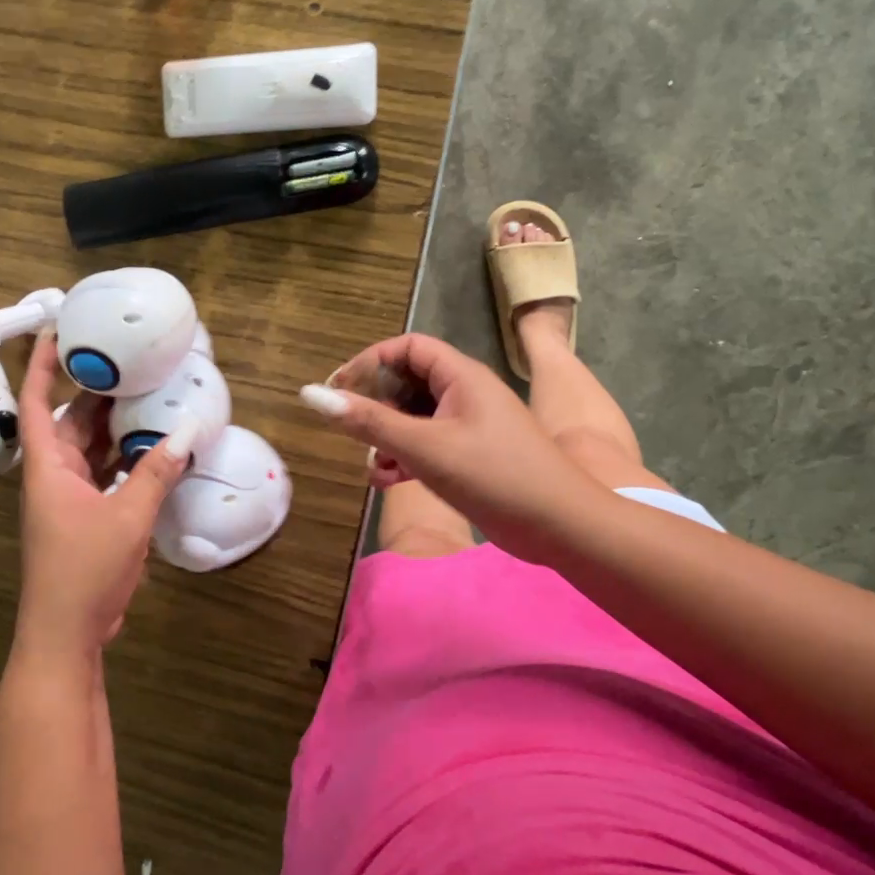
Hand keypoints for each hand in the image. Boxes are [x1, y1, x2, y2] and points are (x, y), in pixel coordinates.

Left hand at [13, 330, 192, 653]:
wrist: (66, 634)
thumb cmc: (83, 570)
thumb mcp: (126, 519)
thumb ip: (156, 474)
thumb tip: (188, 432)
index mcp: (49, 467)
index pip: (38, 402)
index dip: (41, 365)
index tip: (55, 331)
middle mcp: (55, 475)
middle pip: (72, 421)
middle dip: (97, 392)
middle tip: (130, 360)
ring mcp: (70, 498)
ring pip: (92, 448)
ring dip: (116, 426)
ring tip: (150, 394)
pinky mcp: (87, 517)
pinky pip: (106, 475)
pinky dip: (127, 460)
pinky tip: (157, 447)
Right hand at [300, 333, 596, 549]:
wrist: (562, 527)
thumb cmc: (494, 476)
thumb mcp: (423, 447)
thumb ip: (367, 421)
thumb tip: (311, 395)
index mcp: (461, 376)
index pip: (407, 347)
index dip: (369, 361)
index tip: (337, 389)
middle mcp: (466, 393)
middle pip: (407, 382)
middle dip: (374, 405)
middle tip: (348, 430)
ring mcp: (471, 426)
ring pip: (415, 418)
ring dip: (387, 437)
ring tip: (370, 466)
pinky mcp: (474, 457)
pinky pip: (429, 445)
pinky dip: (405, 458)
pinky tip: (388, 482)